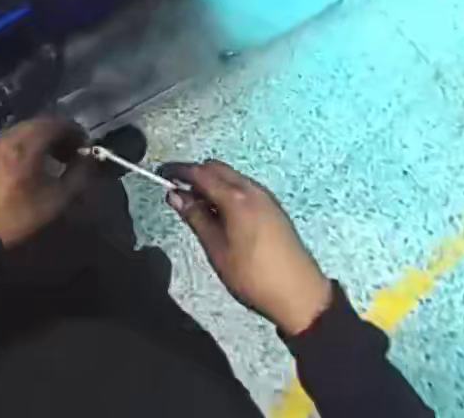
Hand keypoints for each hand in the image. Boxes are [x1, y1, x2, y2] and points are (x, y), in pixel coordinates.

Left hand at [0, 117, 90, 247]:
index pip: (56, 124)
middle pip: (44, 123)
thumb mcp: (56, 200)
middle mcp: (13, 136)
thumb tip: (88, 159)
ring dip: (49, 136)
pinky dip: (36, 140)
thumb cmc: (20, 215)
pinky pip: (21, 134)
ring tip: (63, 155)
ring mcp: (1, 141)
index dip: (75, 131)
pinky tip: (43, 158)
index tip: (87, 146)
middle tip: (76, 150)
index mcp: (27, 145)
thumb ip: (77, 176)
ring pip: (32, 127)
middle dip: (63, 133)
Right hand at [164, 160, 332, 335]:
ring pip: (230, 176)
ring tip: (198, 207)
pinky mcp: (272, 206)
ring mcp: (264, 196)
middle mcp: (251, 188)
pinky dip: (226, 190)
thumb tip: (174, 195)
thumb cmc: (253, 276)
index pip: (200, 172)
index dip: (178, 171)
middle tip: (178, 194)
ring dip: (211, 182)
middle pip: (216, 168)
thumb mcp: (217, 250)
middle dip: (195, 174)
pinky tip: (221, 213)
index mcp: (236, 197)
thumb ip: (195, 217)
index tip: (161, 174)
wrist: (301, 296)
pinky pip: (242, 187)